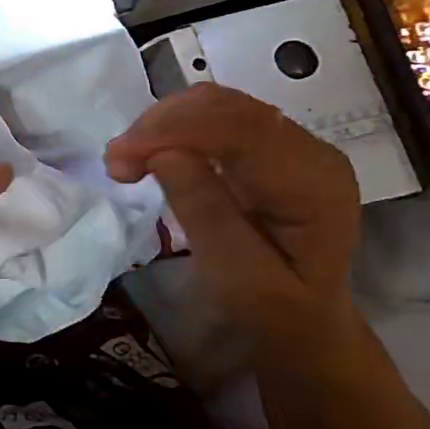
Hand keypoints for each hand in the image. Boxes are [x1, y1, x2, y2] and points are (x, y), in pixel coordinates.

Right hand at [105, 84, 360, 345]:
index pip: (242, 130)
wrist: (302, 323)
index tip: (118, 159)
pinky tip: (150, 155)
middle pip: (227, 107)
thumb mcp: (239, 278)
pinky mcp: (266, 147)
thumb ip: (207, 214)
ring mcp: (289, 144)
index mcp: (314, 183)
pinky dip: (172, 130)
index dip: (174, 131)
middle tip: (115, 165)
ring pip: (215, 105)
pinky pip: (214, 119)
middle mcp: (309, 150)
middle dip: (161, 124)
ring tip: (126, 162)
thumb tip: (165, 154)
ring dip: (161, 125)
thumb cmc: (272, 312)